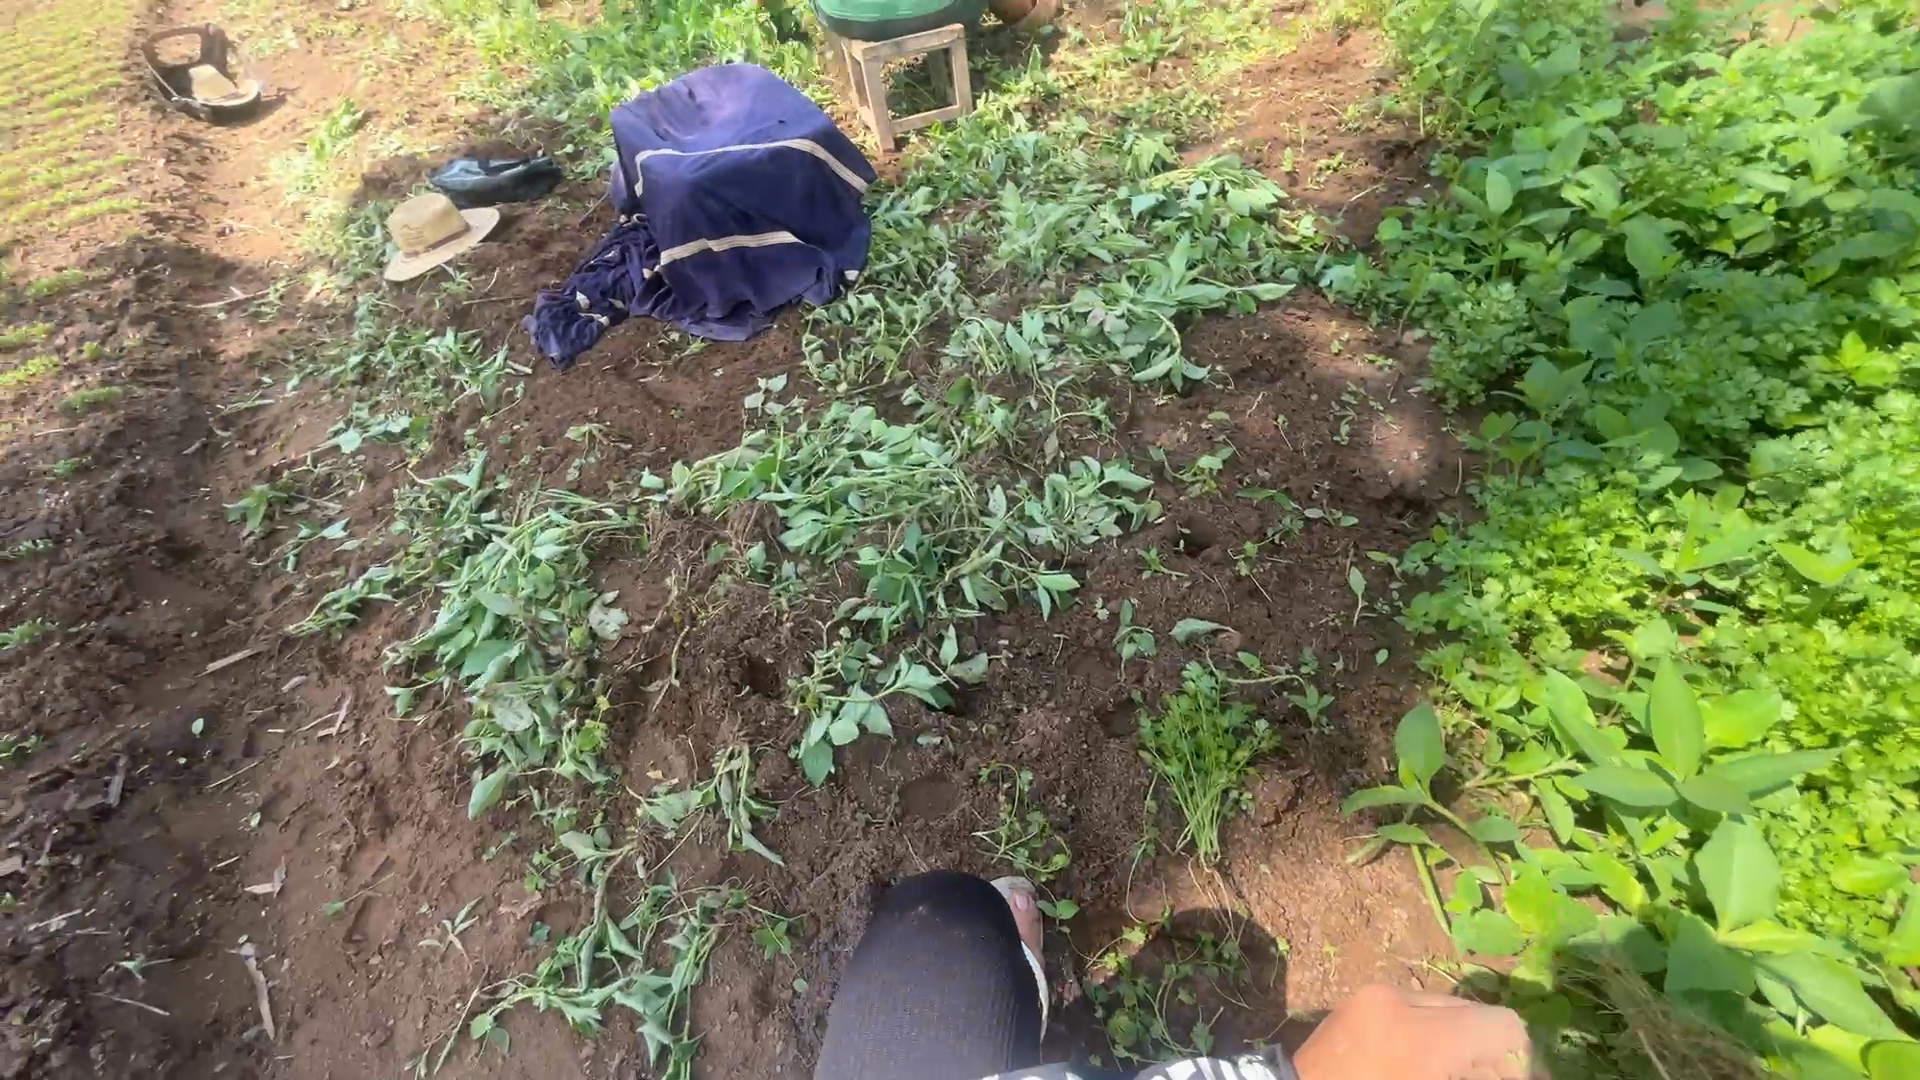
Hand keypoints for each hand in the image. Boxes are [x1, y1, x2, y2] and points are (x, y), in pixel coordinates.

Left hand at [1291, 984, 1539, 1079]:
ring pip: (1443, 1009)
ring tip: (1446, 1075)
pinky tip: (1420, 1068)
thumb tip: (1517, 1070)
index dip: (1520, 1062)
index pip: (1504, 1025)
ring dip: (1458, 1045)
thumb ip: (1480, 1075)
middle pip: (1473, 1015)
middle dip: (1488, 1056)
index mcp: (1424, 1035)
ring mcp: (1373, 994)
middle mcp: (1399, 1000)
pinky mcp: (1358, 999)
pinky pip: (1411, 1008)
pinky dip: (1429, 1035)